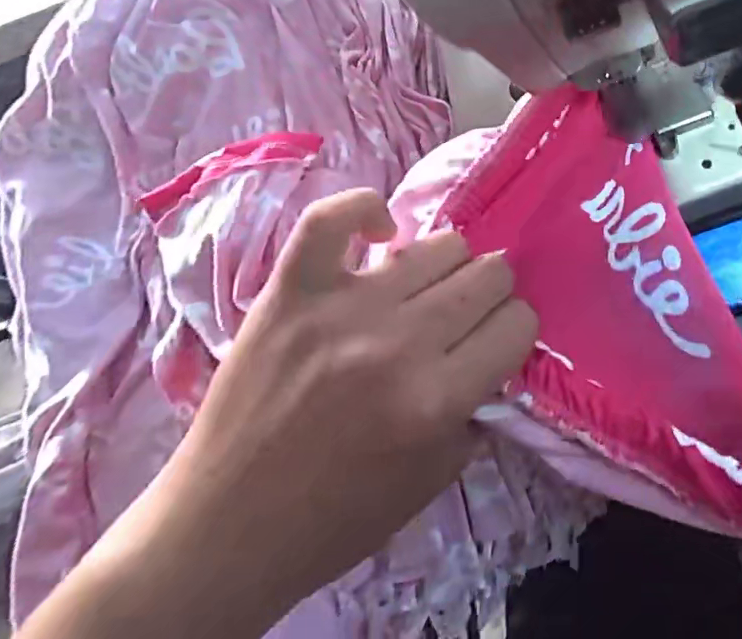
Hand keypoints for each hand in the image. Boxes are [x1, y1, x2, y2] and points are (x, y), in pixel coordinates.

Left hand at [21, 189, 537, 638]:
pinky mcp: (290, 292)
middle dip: (492, 297)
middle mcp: (398, 345)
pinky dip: (364, 210)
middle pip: (489, 275)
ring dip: (448, 268)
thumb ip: (481, 404)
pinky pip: (331, 218)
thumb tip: (500, 346)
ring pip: (440, 244)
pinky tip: (379, 233)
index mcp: (437, 399)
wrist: (223, 532)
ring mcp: (342, 309)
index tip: (496, 345)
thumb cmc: (339, 515)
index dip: (515, 333)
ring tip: (424, 294)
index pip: (518, 323)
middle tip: (465, 321)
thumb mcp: (437, 474)